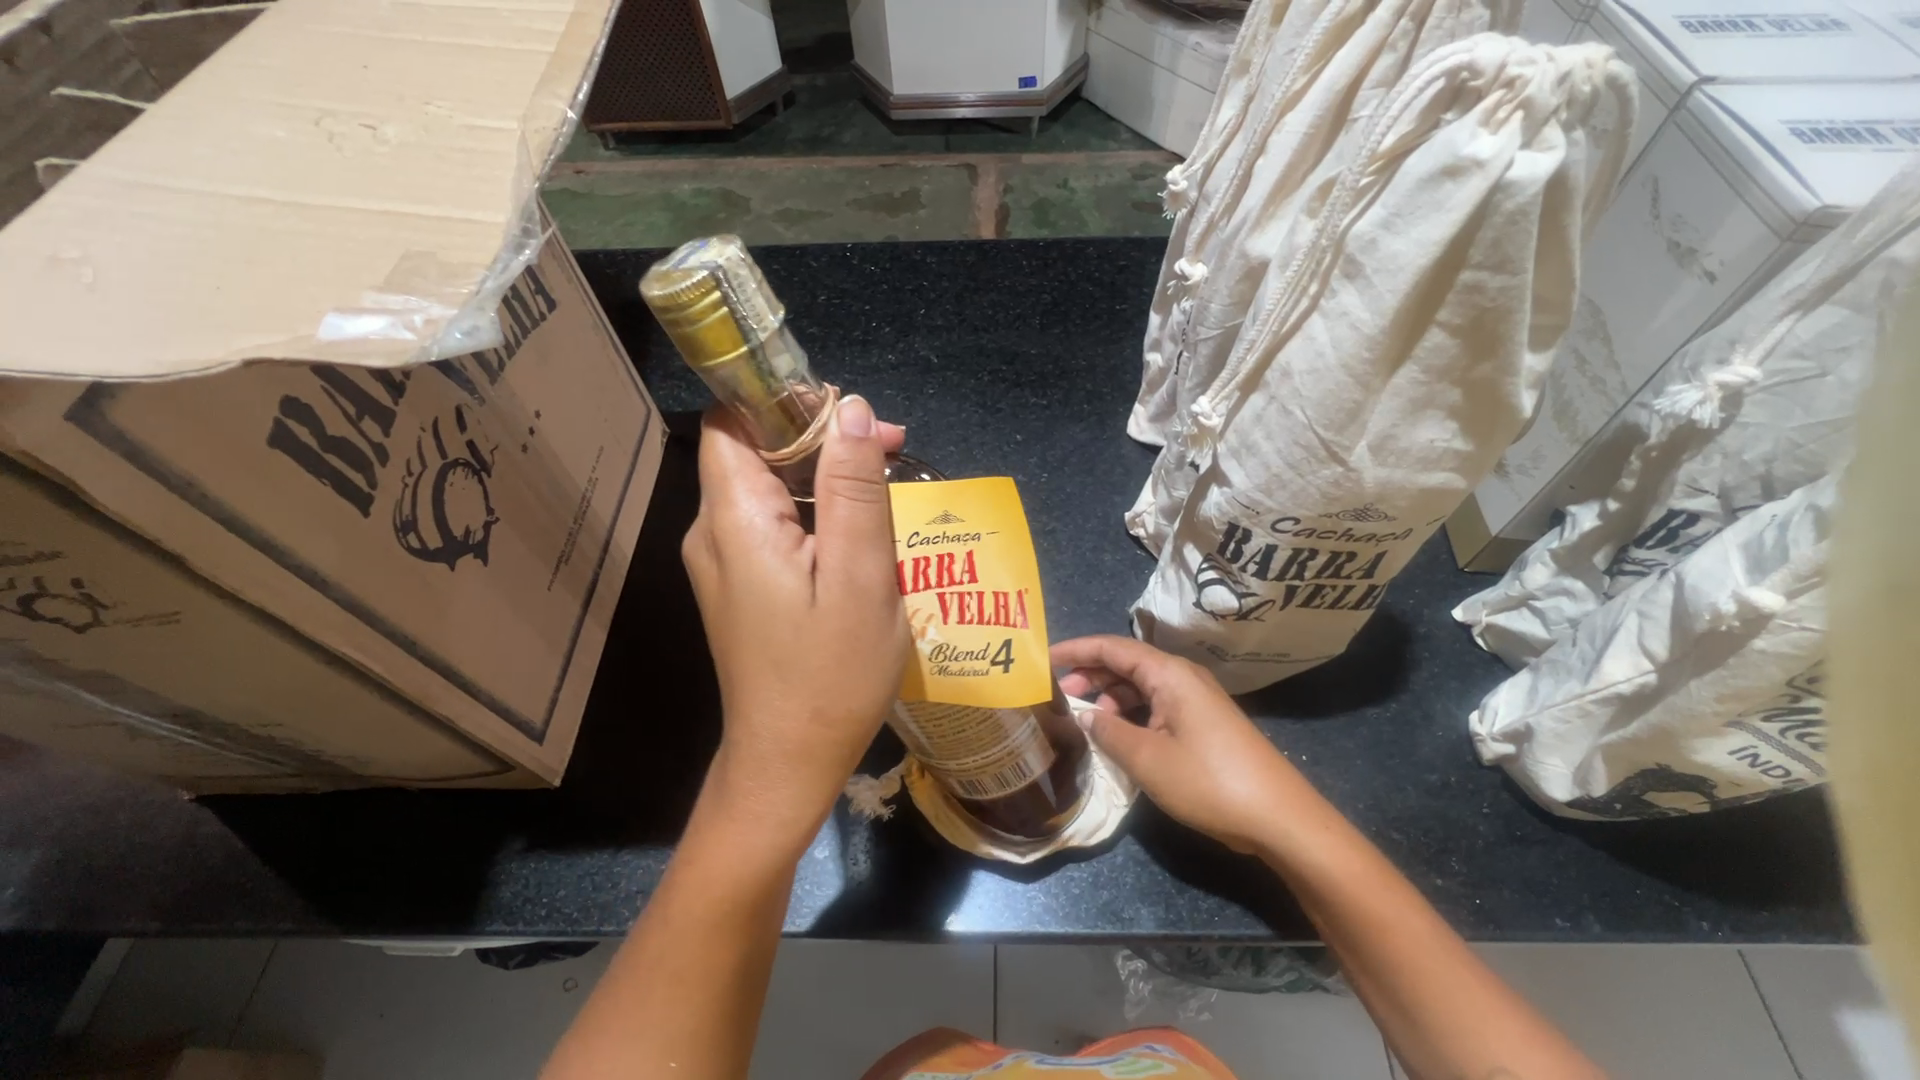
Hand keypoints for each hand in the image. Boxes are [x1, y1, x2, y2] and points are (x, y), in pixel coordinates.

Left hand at [683, 397, 909, 849]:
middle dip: (821, 438)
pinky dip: (814, 513)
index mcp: (735, 520)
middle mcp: (712, 531)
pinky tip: (858, 536)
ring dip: (824, 476)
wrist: (788, 762)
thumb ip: (854, 490)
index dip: (786, 401)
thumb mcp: (860, 579)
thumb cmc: (831, 676)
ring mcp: (721, 562)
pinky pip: (771, 524)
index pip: (734, 420)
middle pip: (754, 450)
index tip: (851, 415)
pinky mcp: (738, 586)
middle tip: (892, 453)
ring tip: (887, 492)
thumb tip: (849, 407)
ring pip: (767, 486)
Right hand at [1054, 635, 1310, 853]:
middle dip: (1090, 674)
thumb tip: (1087, 716)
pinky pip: (1156, 708)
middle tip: (1057, 696)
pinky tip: (1115, 738)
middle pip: (1126, 664)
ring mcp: (1195, 702)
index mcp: (1169, 674)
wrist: (1278, 817)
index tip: (1042, 661)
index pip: (1113, 647)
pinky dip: (1130, 716)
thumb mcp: (1147, 759)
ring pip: (1141, 688)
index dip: (1076, 650)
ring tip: (1082, 720)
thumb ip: (1109, 733)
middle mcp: (1183, 679)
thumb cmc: (1208, 781)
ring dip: (1110, 698)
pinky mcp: (1203, 726)